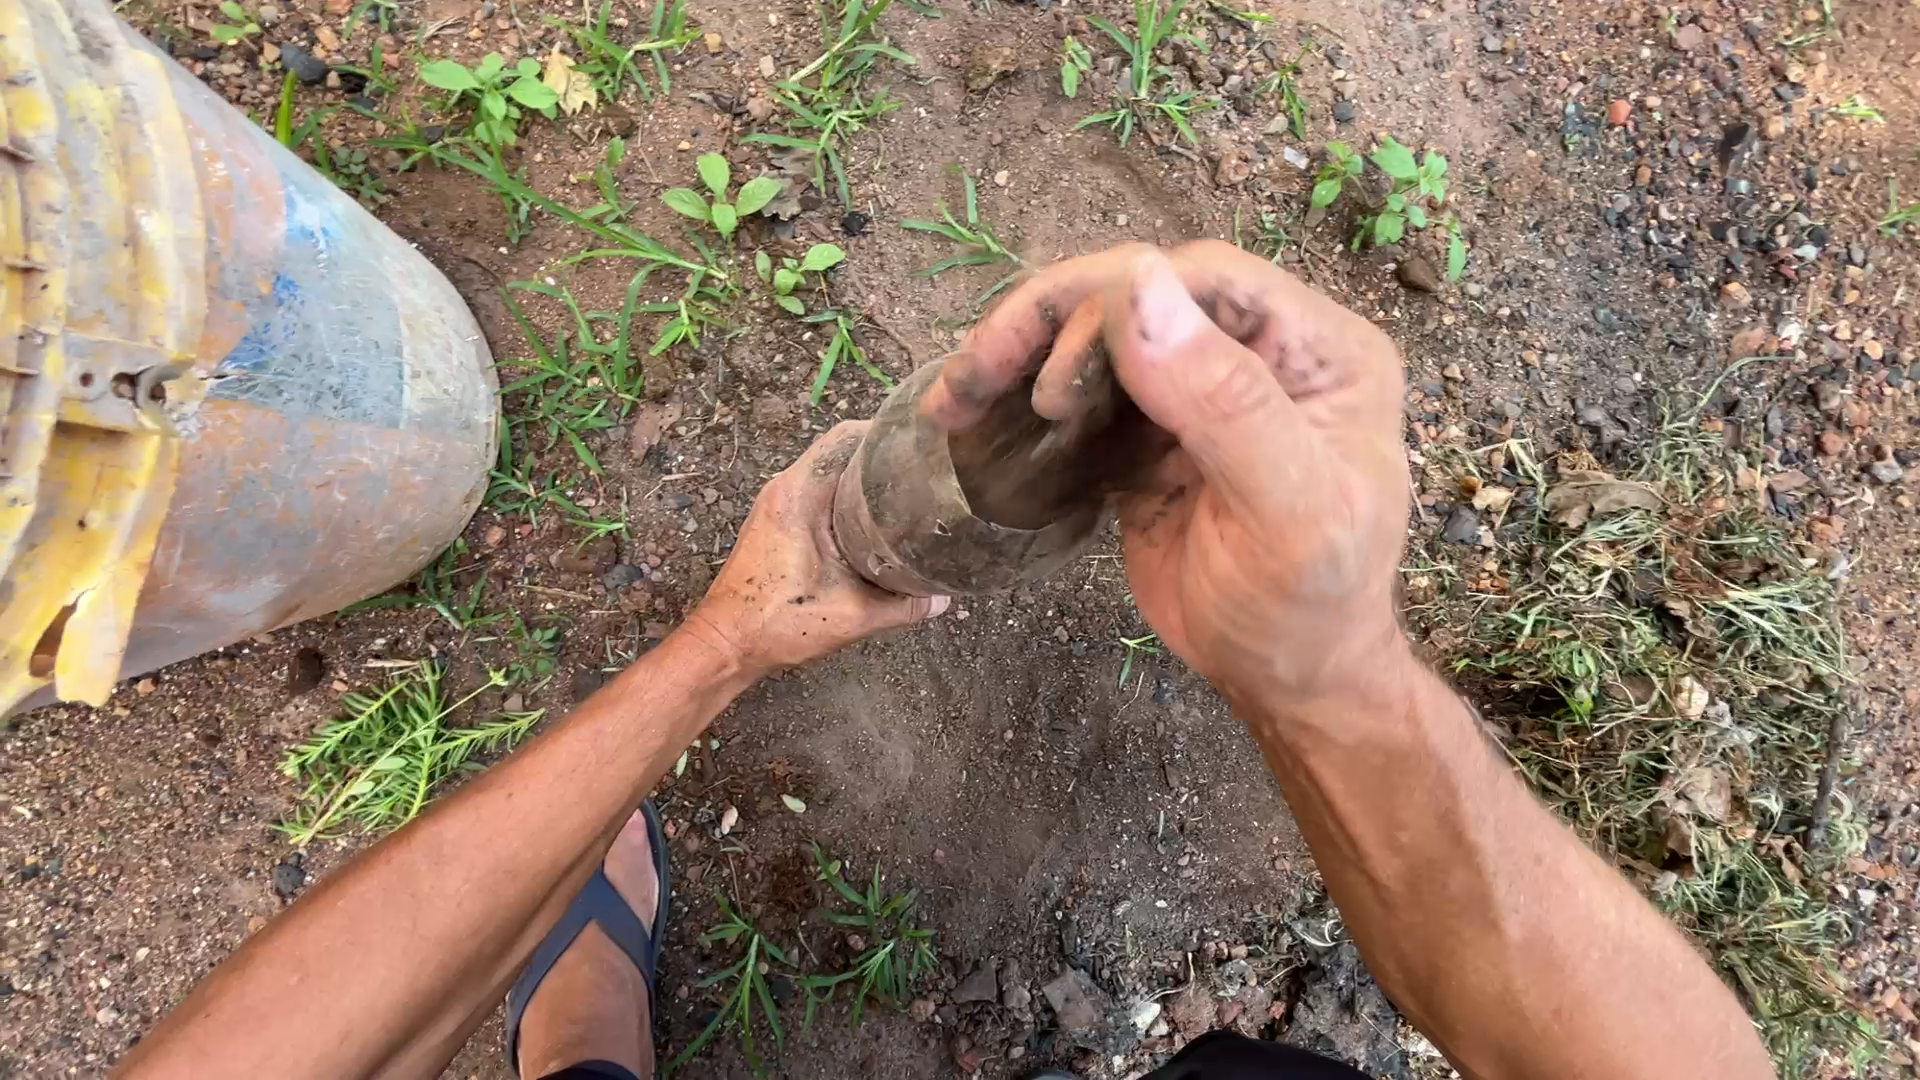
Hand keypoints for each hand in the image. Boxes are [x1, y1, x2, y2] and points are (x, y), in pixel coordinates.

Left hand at [681, 422, 947, 675]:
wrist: (725, 643)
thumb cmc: (777, 624)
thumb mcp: (851, 617)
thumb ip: (903, 607)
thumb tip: (944, 598)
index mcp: (799, 494)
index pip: (845, 438)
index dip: (885, 433)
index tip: (921, 443)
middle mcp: (785, 488)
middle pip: (841, 450)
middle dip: (882, 456)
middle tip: (925, 470)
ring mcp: (778, 502)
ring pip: (829, 471)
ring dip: (865, 476)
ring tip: (909, 489)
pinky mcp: (777, 519)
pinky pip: (819, 490)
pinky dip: (847, 494)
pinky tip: (877, 516)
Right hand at [925, 241, 1410, 705]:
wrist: (1281, 676)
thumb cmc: (1303, 605)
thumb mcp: (1286, 510)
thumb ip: (1225, 399)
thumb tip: (1135, 286)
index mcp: (1314, 350)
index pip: (1206, 279)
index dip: (1117, 301)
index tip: (1047, 379)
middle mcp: (1253, 353)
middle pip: (1138, 298)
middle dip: (1045, 325)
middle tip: (972, 376)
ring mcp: (1195, 393)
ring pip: (1097, 343)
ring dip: (1020, 359)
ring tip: (954, 398)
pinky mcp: (1148, 436)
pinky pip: (1082, 399)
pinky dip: (1027, 406)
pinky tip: (980, 421)